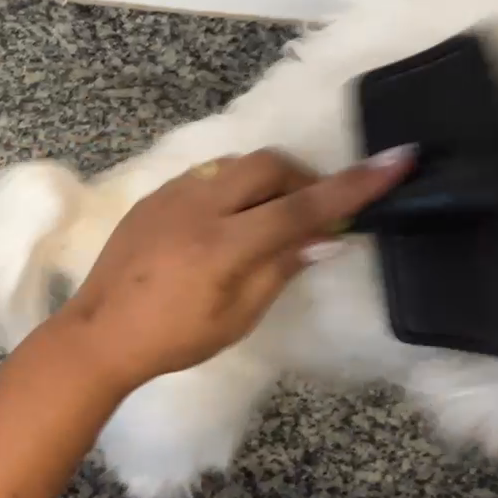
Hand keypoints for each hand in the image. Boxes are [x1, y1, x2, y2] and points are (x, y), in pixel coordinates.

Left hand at [46, 145, 414, 391]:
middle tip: (312, 210)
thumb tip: (324, 237)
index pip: (301, 206)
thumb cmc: (173, 337)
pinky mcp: (151, 196)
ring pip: (234, 164)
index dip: (353, 185)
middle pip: (267, 165)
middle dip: (301, 178)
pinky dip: (230, 186)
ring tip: (269, 216)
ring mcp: (170, 196)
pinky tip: (228, 218)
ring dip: (264, 180)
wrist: (100, 330)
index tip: (396, 160)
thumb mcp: (237, 316)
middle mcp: (197, 206)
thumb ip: (280, 268)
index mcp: (223, 244)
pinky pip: (204, 174)